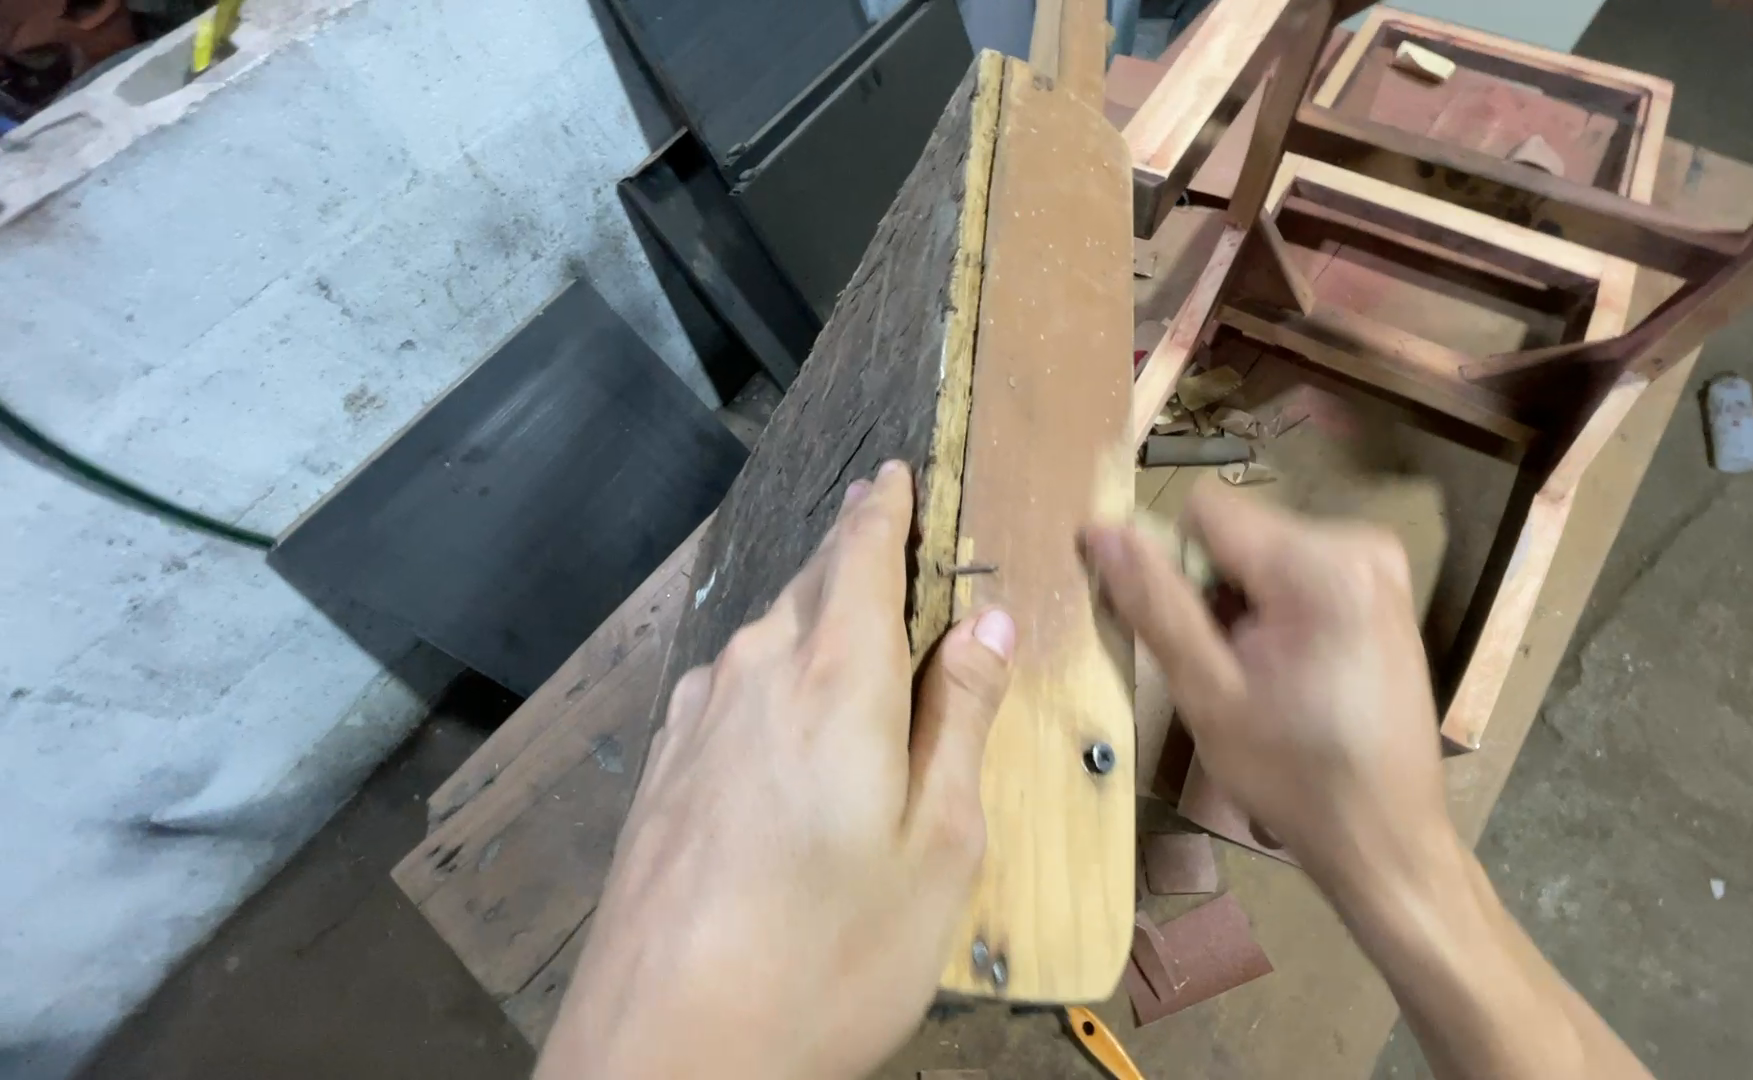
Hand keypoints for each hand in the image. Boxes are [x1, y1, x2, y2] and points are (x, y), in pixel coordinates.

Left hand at [537, 460, 1017, 1079]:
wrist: (663, 1058)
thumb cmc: (832, 950)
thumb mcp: (937, 842)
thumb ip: (960, 716)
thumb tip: (986, 620)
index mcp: (835, 676)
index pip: (861, 552)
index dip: (882, 506)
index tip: (893, 472)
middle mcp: (757, 669)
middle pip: (814, 581)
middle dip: (853, 552)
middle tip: (891, 546)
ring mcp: (698, 713)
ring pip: (771, 631)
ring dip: (816, 616)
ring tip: (854, 639)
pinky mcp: (664, 759)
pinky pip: (734, 681)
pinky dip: (775, 670)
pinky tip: (785, 718)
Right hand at [1087, 483, 1656, 1079]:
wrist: (1385, 837)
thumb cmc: (1292, 774)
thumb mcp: (1205, 692)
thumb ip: (1151, 601)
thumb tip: (1099, 530)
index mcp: (1319, 564)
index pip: (1203, 511)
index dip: (1172, 563)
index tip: (1184, 629)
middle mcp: (1358, 544)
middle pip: (1233, 531)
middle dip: (1208, 587)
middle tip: (1221, 663)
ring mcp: (1376, 563)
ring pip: (1256, 548)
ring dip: (1235, 600)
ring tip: (1253, 670)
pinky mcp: (1378, 585)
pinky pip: (1290, 566)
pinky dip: (1268, 604)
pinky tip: (1281, 663)